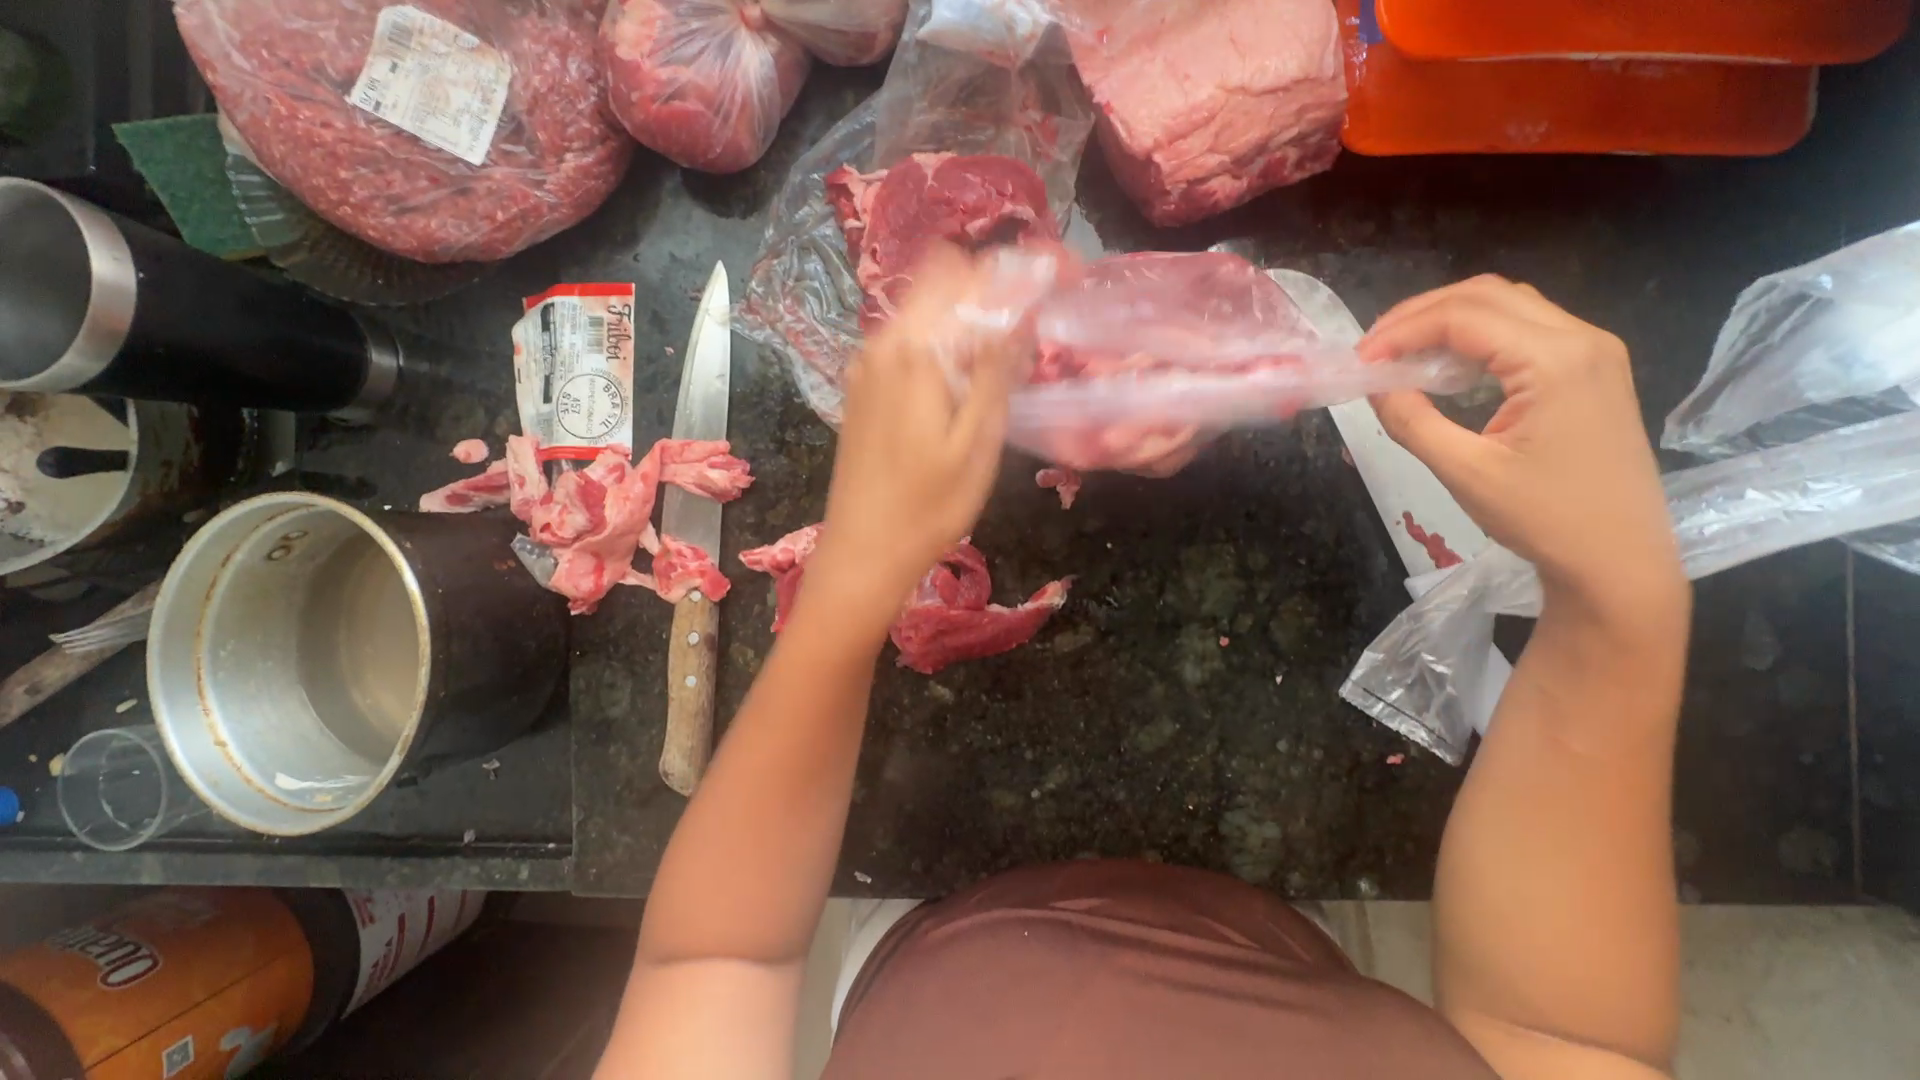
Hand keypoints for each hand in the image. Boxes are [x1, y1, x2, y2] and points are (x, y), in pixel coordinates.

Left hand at [810, 246, 1019, 629]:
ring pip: (925, 310)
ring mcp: (867, 364)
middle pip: (943, 282)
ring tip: (1009, 351)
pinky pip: (908, 341)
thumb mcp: (977, 442)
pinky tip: (967, 376)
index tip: (1058, 276)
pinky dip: (942, 342)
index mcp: (914, 349)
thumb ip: (996, 368)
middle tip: (1035, 316)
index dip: (1017, 269)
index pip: (969, 275)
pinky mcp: (862, 387)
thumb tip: (1019, 309)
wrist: (863, 553)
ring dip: (968, 317)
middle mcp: (883, 342)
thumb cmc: (928, 507)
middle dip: (992, 286)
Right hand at [1361, 276, 1685, 625]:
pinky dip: (1478, 337)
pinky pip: (1526, 330)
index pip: (1463, 316)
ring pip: (1508, 306)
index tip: (1359, 361)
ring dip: (1449, 319)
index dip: (1402, 331)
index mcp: (1556, 360)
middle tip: (1374, 348)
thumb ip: (1412, 421)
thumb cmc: (1544, 518)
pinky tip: (1447, 367)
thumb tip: (1375, 386)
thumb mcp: (1464, 472)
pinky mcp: (1591, 371)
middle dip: (1421, 314)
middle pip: (1487, 295)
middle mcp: (1582, 340)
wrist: (1618, 559)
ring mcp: (1593, 352)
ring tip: (1402, 352)